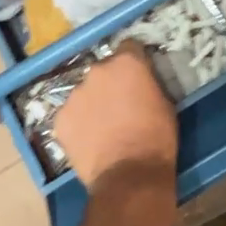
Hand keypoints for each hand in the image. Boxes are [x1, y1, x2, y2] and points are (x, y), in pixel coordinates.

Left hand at [53, 41, 176, 188]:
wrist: (130, 177)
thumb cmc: (157, 140)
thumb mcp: (165, 104)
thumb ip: (149, 86)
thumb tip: (141, 85)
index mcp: (126, 63)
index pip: (129, 48)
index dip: (134, 63)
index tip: (137, 78)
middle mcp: (96, 71)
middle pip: (102, 71)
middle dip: (110, 84)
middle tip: (119, 106)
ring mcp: (74, 94)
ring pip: (84, 94)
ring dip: (92, 104)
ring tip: (102, 128)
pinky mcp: (60, 118)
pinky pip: (70, 115)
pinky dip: (78, 124)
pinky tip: (89, 141)